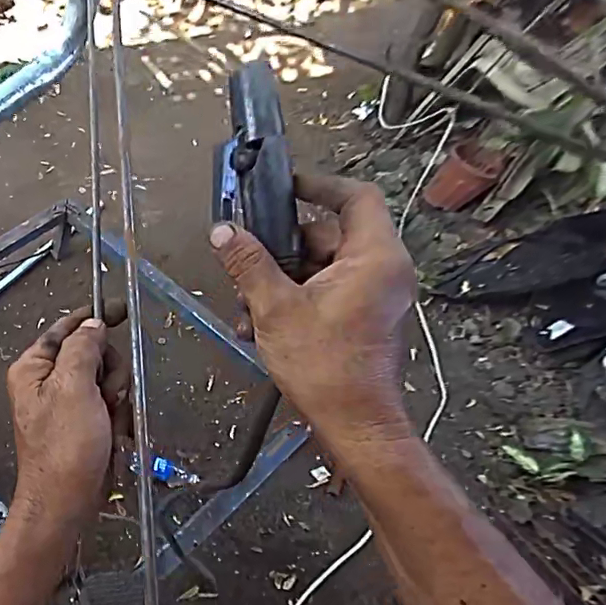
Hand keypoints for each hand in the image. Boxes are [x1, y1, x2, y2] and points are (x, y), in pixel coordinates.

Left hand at [6, 304, 130, 535]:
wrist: (66, 501)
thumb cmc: (64, 447)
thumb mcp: (73, 388)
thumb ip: (83, 349)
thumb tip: (93, 325)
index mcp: (33, 368)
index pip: (64, 329)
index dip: (92, 320)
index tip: (119, 311)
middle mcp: (46, 383)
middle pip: (93, 355)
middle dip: (110, 374)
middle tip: (107, 395)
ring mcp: (65, 405)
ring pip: (107, 382)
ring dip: (116, 401)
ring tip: (108, 422)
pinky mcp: (82, 424)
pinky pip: (110, 407)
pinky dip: (116, 420)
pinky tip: (111, 436)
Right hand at [209, 171, 416, 452]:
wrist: (352, 419)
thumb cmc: (325, 365)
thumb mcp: (275, 308)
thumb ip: (249, 264)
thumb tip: (224, 232)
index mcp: (375, 258)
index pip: (355, 197)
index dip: (318, 185)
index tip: (283, 187)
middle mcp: (381, 270)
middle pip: (325, 236)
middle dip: (279, 251)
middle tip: (245, 265)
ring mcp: (372, 294)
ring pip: (317, 267)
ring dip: (276, 282)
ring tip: (247, 307)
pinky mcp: (359, 314)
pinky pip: (321, 291)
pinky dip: (289, 299)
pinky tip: (258, 323)